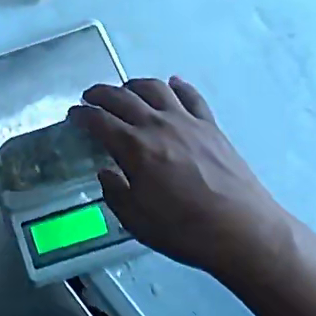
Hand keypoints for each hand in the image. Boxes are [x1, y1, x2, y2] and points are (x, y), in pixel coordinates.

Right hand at [69, 78, 296, 284]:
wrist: (242, 230)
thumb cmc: (184, 230)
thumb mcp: (136, 220)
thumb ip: (115, 193)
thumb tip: (107, 174)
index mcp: (134, 148)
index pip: (99, 121)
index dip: (82, 115)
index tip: (73, 115)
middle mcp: (158, 126)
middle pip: (122, 98)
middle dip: (100, 93)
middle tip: (90, 97)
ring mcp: (187, 122)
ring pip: (155, 89)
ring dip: (134, 84)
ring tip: (124, 89)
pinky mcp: (211, 127)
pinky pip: (191, 97)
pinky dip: (178, 87)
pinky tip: (172, 84)